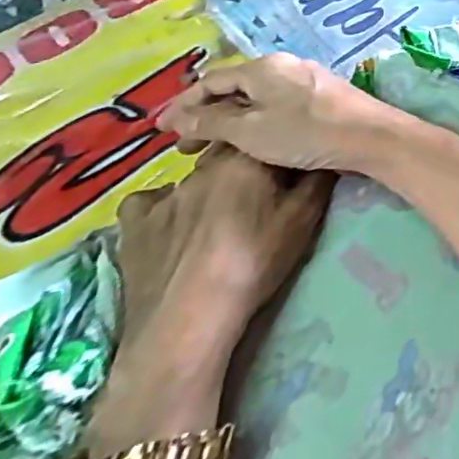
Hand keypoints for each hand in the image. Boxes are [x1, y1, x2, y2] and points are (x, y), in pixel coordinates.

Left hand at [115, 147, 336, 333]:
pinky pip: (149, 201)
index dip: (279, 151)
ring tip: (219, 216)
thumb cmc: (254, 264)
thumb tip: (323, 152)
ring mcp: (165, 193)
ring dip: (210, 186)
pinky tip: (170, 224)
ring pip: (194, 175)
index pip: (267, 137)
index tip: (288, 172)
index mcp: (245, 158)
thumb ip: (318, 179)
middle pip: (230, 152)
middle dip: (245, 165)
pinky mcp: (134, 221)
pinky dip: (162, 206)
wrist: (189, 321)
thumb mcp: (303, 220)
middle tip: (258, 193)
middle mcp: (203, 166)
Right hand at [160, 54, 397, 172]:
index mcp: (263, 67)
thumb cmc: (305, 132)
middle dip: (205, 115)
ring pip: (255, 97)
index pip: (211, 81)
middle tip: (184, 147)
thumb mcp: (250, 131)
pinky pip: (275, 103)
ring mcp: (306, 78)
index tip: (159, 132)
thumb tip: (178, 117)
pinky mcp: (321, 95)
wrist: (369, 135)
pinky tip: (250, 140)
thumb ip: (211, 122)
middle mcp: (284, 65)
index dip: (182, 106)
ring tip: (212, 147)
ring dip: (229, 119)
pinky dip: (254, 119)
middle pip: (234, 87)